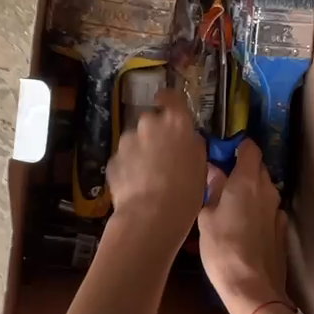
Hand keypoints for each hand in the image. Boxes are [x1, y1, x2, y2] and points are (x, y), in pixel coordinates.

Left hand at [105, 89, 205, 251]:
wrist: (151, 216)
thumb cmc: (185, 192)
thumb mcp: (201, 165)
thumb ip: (193, 145)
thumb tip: (188, 139)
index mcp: (175, 121)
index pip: (170, 97)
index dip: (169, 100)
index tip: (168, 105)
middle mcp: (148, 124)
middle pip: (151, 121)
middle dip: (155, 133)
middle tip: (164, 155)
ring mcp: (127, 141)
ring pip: (136, 140)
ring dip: (141, 151)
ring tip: (149, 176)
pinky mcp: (113, 159)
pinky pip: (124, 158)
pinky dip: (130, 167)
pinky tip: (137, 186)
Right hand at [198, 138, 287, 313]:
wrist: (253, 289)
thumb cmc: (223, 248)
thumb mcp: (206, 216)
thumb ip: (212, 188)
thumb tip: (213, 169)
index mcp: (247, 180)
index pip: (250, 147)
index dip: (237, 147)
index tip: (222, 155)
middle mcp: (267, 189)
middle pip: (258, 168)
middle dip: (241, 170)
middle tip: (221, 183)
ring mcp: (278, 210)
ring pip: (264, 190)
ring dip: (250, 192)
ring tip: (229, 207)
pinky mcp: (282, 230)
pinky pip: (268, 210)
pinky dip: (258, 211)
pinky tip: (243, 227)